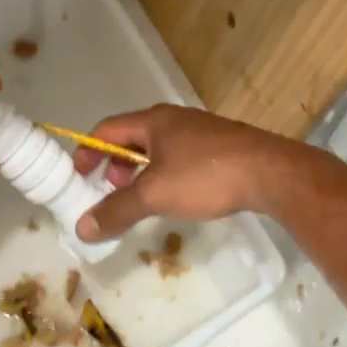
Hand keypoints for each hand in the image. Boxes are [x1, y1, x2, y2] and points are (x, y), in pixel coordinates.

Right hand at [69, 104, 300, 241]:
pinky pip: (178, 156)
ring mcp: (198, 131)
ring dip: (140, 171)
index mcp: (153, 121)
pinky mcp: (218, 147)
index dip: (88, 150)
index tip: (77, 177)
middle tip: (109, 191)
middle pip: (131, 137)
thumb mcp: (155, 195)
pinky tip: (174, 196)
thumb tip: (82, 227)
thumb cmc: (205, 175)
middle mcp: (174, 119)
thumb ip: (117, 210)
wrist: (268, 172)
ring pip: (157, 148)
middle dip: (114, 164)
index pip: (107, 128)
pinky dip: (164, 174)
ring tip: (139, 198)